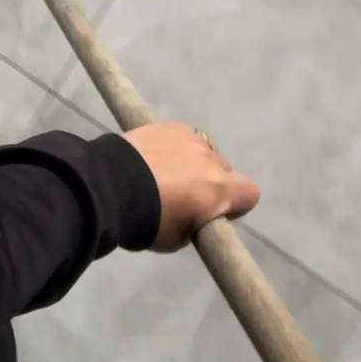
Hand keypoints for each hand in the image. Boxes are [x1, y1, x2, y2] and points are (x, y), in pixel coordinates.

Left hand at [122, 122, 261, 251]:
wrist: (111, 186)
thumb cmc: (148, 220)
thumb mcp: (181, 236)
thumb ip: (199, 221)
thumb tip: (196, 212)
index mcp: (219, 189)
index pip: (249, 193)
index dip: (235, 204)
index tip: (215, 212)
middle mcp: (209, 159)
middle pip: (224, 169)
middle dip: (212, 181)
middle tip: (186, 195)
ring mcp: (187, 137)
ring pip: (202, 150)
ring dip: (193, 161)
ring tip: (166, 173)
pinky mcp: (166, 125)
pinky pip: (181, 136)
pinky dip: (174, 146)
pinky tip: (155, 156)